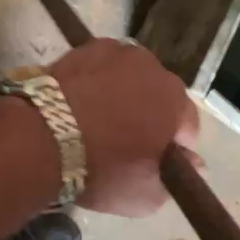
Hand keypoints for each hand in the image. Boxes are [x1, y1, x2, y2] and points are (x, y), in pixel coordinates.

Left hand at [47, 39, 200, 216]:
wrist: (46, 135)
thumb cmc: (105, 167)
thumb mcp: (148, 194)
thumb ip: (177, 175)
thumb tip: (192, 162)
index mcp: (174, 98)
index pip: (187, 125)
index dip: (176, 147)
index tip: (159, 162)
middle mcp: (150, 64)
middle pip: (159, 93)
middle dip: (151, 114)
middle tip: (130, 141)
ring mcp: (115, 49)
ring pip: (130, 75)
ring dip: (125, 92)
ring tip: (103, 118)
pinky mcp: (84, 46)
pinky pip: (101, 66)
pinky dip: (98, 79)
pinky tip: (83, 100)